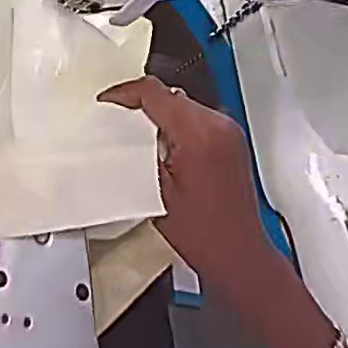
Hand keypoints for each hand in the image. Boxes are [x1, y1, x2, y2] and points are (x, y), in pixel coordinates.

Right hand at [99, 77, 272, 291]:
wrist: (239, 254)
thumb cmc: (204, 233)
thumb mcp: (156, 189)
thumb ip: (139, 151)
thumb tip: (123, 129)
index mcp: (199, 133)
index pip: (155, 93)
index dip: (124, 93)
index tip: (108, 101)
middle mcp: (219, 125)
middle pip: (170, 95)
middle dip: (140, 105)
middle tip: (117, 121)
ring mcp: (229, 130)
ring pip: (183, 104)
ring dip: (160, 115)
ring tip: (138, 138)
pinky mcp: (232, 139)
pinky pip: (198, 118)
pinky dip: (178, 125)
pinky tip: (164, 148)